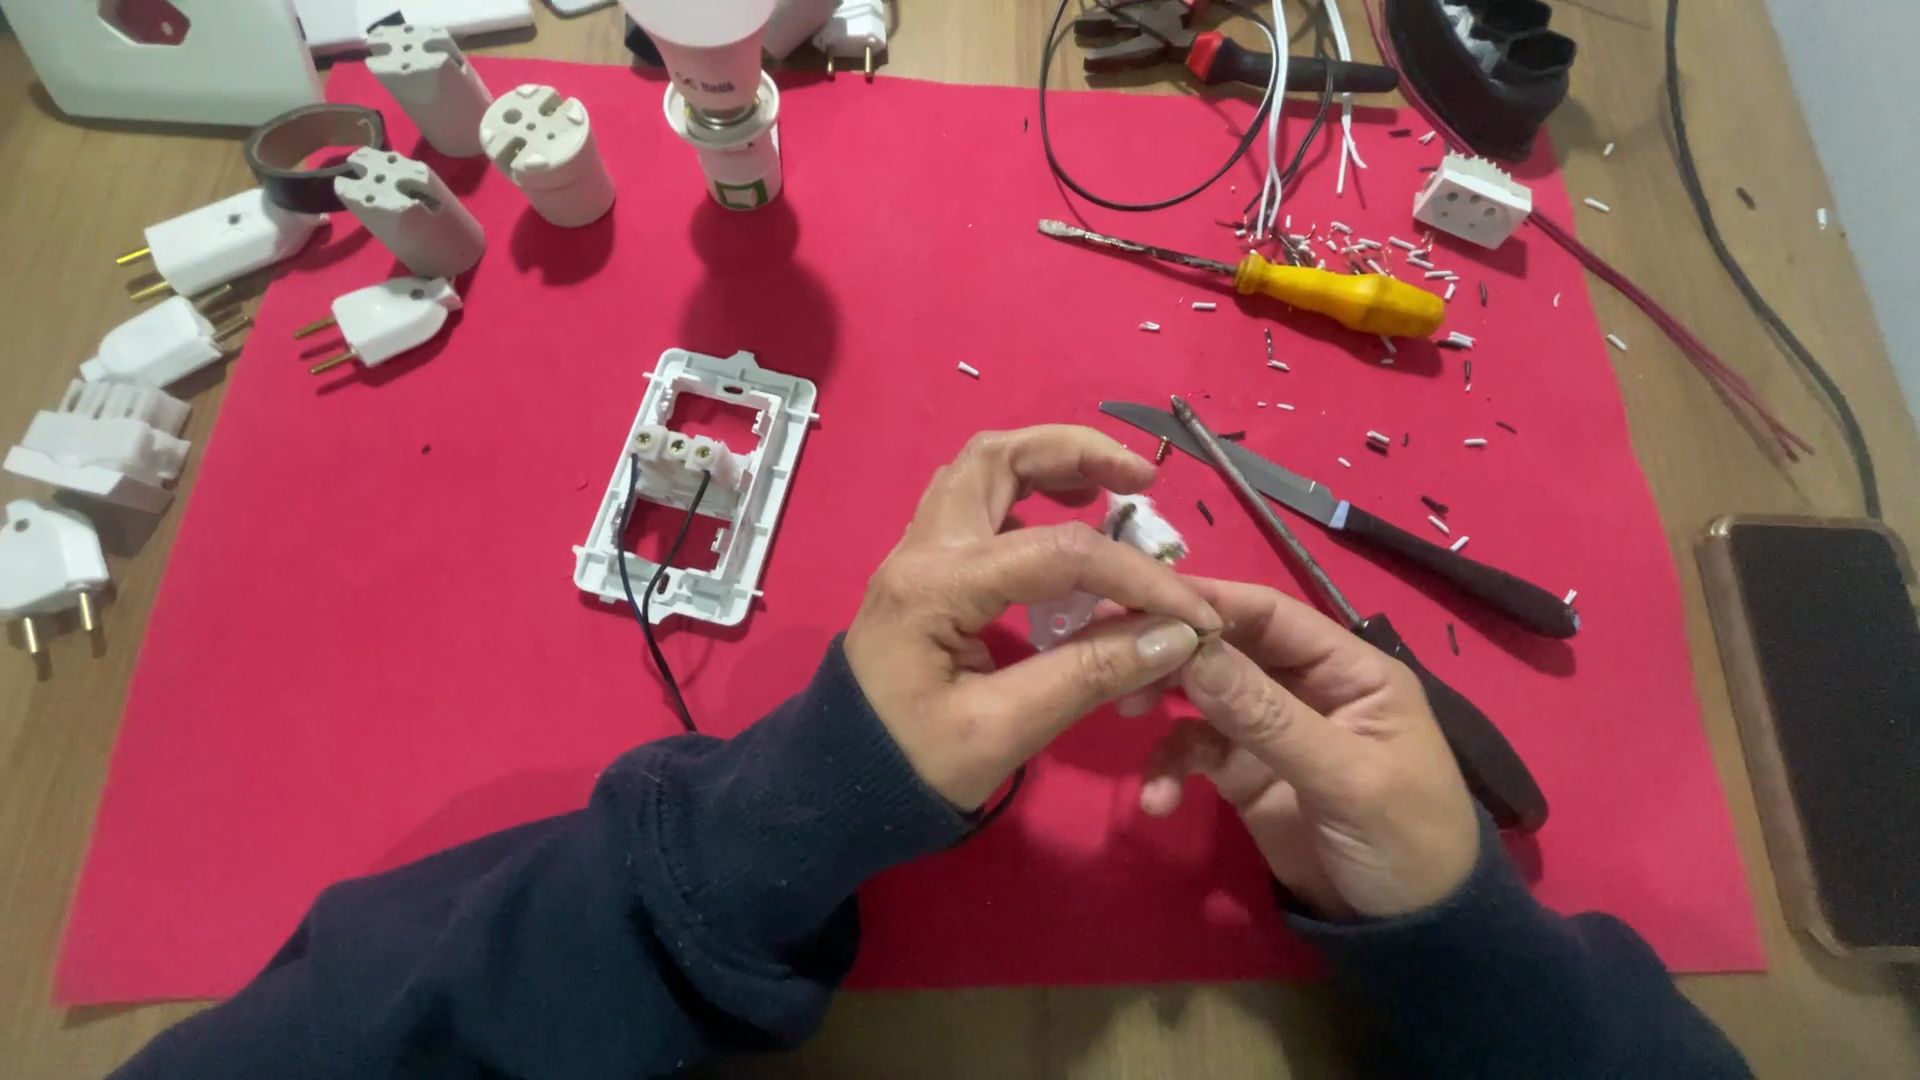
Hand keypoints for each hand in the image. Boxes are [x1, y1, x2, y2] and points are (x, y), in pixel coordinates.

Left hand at [845, 427, 1222, 810]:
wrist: (838, 783)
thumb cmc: (910, 765)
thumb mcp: (1002, 731)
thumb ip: (1087, 674)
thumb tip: (1173, 634)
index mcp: (935, 587)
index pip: (1057, 553)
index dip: (1136, 576)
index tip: (1192, 612)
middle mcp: (922, 550)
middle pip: (995, 458)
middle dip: (1074, 452)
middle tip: (1140, 478)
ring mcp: (917, 553)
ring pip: (980, 470)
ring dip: (1045, 463)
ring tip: (1108, 489)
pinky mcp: (925, 570)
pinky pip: (974, 504)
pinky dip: (1024, 496)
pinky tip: (1061, 525)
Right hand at [1140, 579, 1478, 918]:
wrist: (1406, 939)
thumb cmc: (1406, 844)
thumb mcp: (1345, 778)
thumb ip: (1267, 716)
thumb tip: (1192, 651)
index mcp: (1346, 668)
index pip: (1270, 614)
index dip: (1211, 600)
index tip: (1146, 599)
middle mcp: (1302, 684)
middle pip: (1225, 645)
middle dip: (1172, 648)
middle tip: (1114, 645)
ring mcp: (1266, 726)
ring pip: (1200, 693)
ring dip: (1161, 701)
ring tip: (1124, 712)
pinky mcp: (1240, 768)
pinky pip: (1192, 750)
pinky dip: (1169, 768)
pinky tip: (1157, 799)